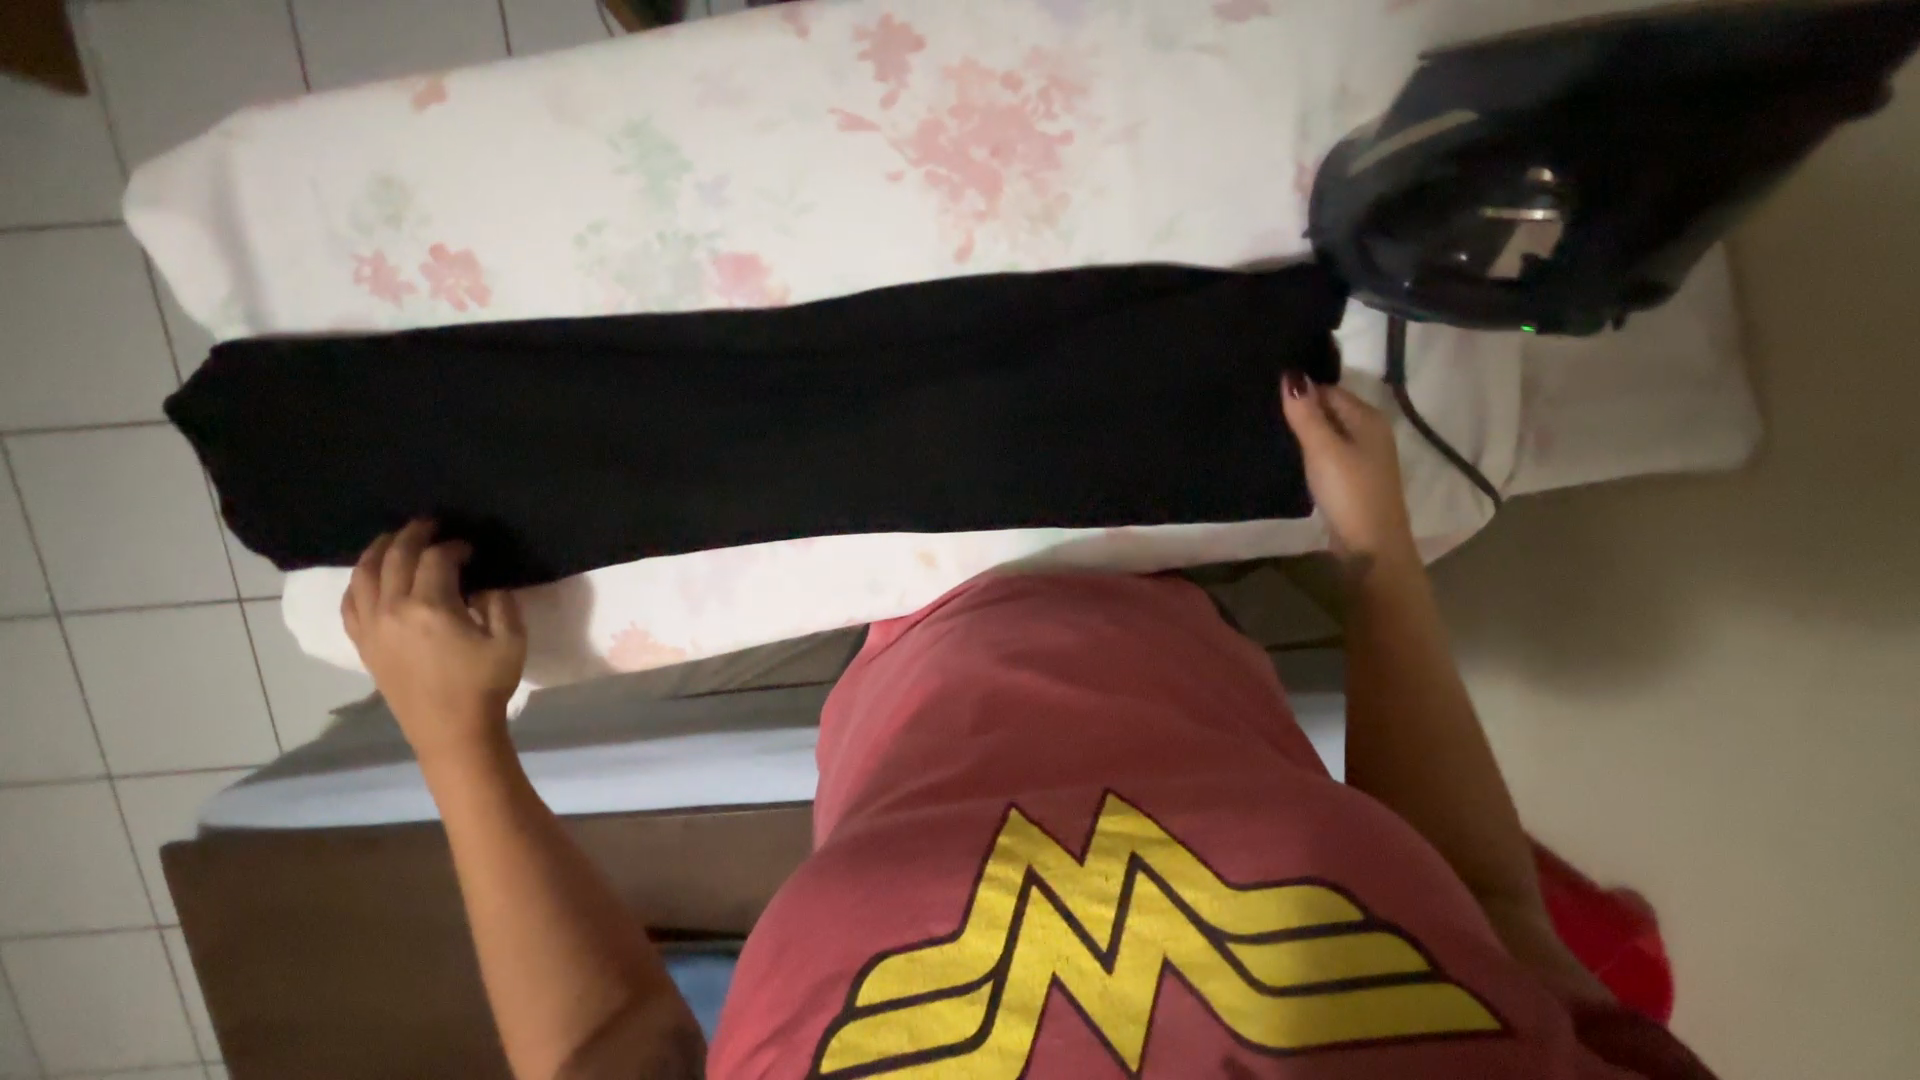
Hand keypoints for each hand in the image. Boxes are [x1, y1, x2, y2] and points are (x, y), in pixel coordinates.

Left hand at [341, 520, 526, 760]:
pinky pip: (349, 603)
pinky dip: (358, 582)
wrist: (451, 730)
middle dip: (413, 535)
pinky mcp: (364, 644)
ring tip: (394, 539)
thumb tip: (483, 587)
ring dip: (379, 550)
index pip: (436, 559)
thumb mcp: (511, 640)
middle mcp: (392, 610)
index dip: (455, 546)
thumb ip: (500, 603)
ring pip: (364, 575)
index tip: (471, 548)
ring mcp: (371, 627)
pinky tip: (369, 576)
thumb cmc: (485, 684)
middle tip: (430, 524)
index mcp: (430, 606)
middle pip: (394, 557)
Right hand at [1281, 373, 1418, 571]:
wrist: (1371, 547)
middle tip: (1261, 411)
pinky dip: (1312, 452)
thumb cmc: (1348, 492)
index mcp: (1367, 417)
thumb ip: (1305, 412)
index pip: (1328, 389)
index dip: (1299, 390)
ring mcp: (1365, 457)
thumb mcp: (1323, 449)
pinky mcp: (1355, 479)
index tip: (1265, 394)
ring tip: (1270, 431)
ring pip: (1330, 433)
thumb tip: (1290, 373)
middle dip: (1301, 409)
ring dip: (1305, 432)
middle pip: (1331, 410)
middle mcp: (1371, 431)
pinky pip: (1330, 453)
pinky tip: (1292, 458)